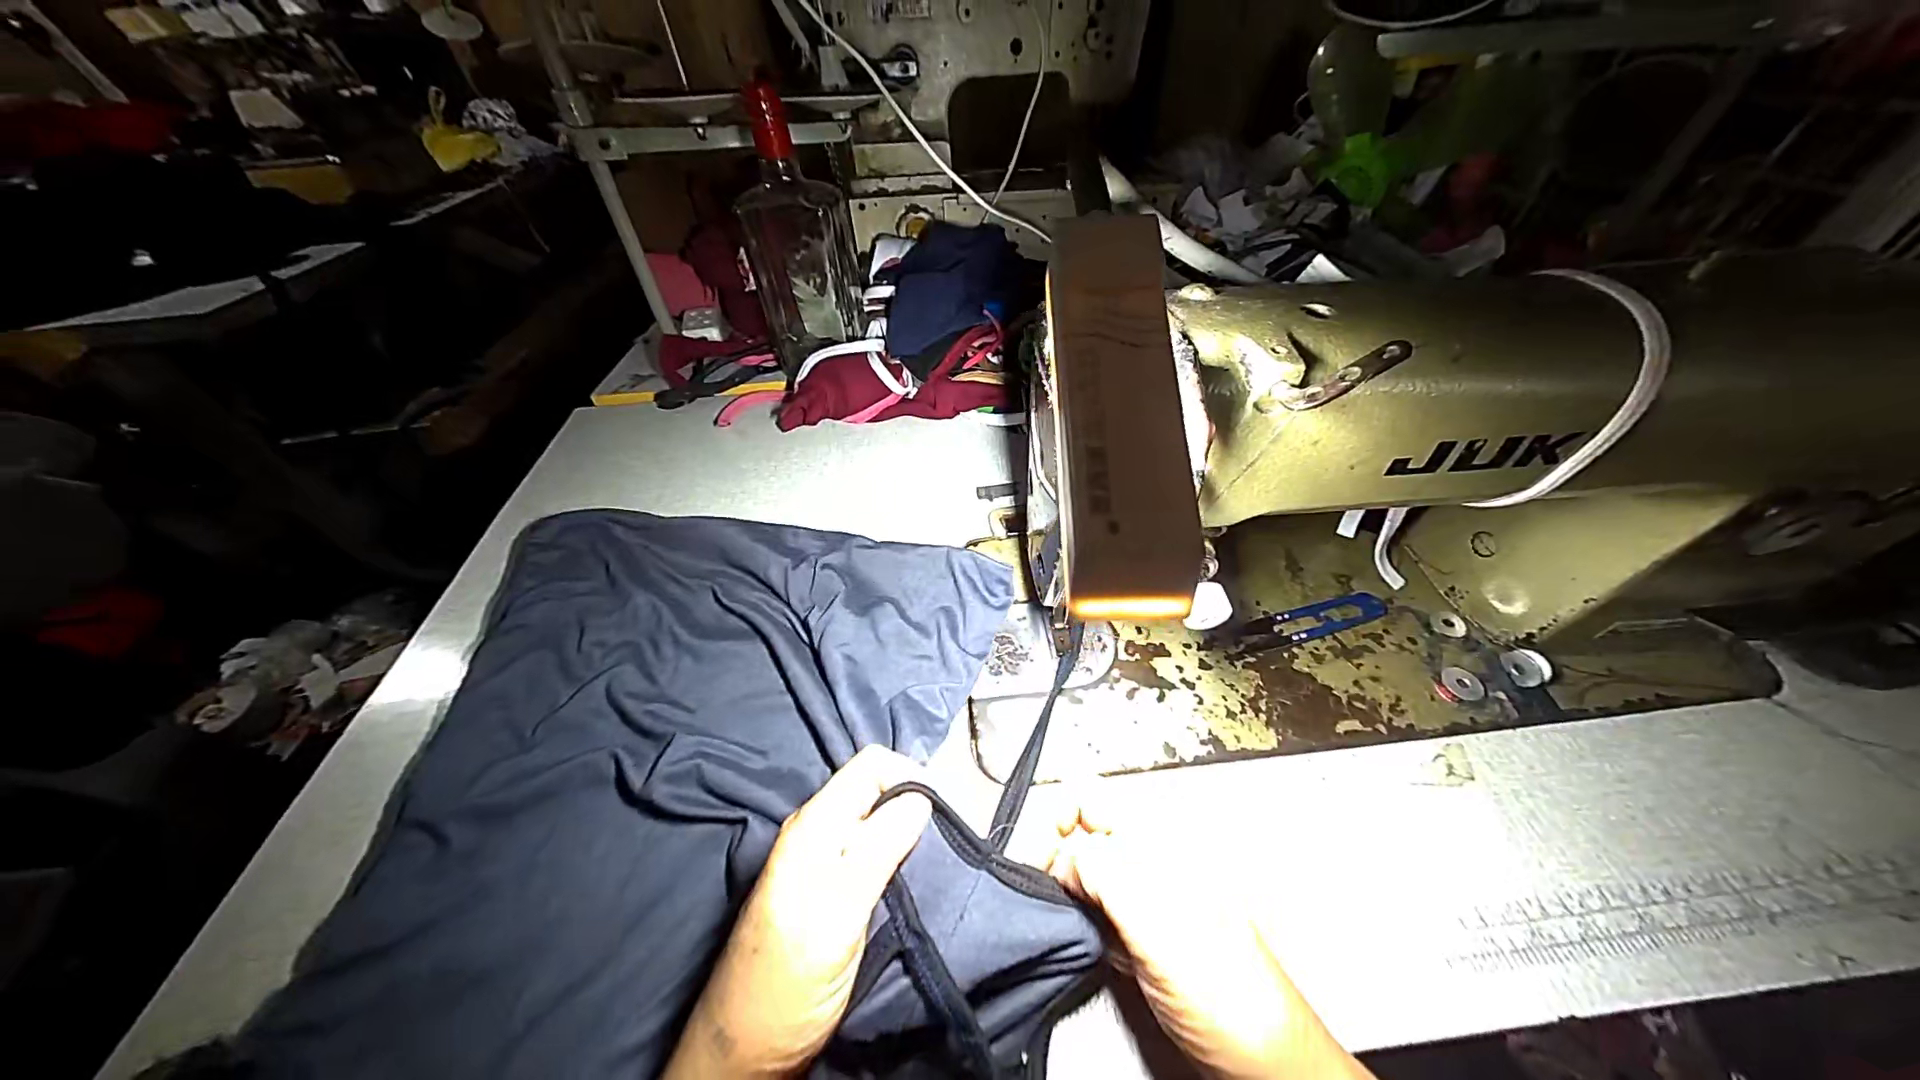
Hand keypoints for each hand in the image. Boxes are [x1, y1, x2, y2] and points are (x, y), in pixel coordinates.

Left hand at [663, 746, 931, 1078]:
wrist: (743, 1051)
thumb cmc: (784, 985)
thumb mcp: (836, 917)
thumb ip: (876, 851)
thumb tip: (922, 796)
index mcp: (814, 826)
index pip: (870, 765)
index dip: (912, 775)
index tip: (946, 812)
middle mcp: (817, 832)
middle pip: (876, 787)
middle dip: (915, 800)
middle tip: (948, 837)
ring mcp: (821, 859)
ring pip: (876, 816)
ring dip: (909, 827)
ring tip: (937, 856)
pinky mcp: (829, 886)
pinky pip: (872, 846)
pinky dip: (898, 849)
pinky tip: (914, 874)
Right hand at [1046, 795, 1374, 1079]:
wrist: (1262, 1066)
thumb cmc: (1233, 1000)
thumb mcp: (1159, 925)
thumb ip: (1107, 874)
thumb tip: (1064, 856)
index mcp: (1163, 845)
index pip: (1095, 800)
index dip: (1062, 817)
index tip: (1044, 854)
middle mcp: (1154, 863)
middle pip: (1085, 836)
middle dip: (1060, 859)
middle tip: (1052, 891)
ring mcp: (1148, 899)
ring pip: (1088, 877)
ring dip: (1071, 896)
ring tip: (1081, 924)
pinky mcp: (1142, 934)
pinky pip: (1098, 915)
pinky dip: (1087, 926)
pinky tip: (1102, 948)